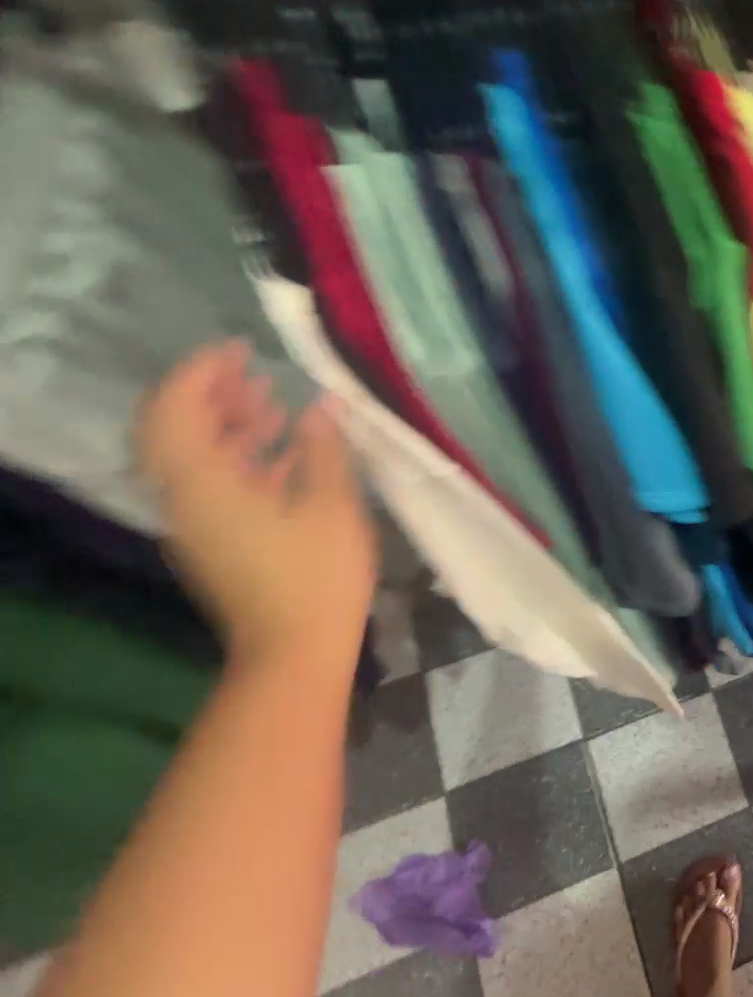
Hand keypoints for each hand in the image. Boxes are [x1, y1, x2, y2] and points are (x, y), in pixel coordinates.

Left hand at [138, 340, 375, 665]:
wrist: (295, 647)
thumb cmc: (318, 574)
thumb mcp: (333, 505)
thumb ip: (323, 449)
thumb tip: (320, 406)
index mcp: (201, 482)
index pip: (175, 409)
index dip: (201, 373)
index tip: (238, 349)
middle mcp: (183, 497)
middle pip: (176, 431)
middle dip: (211, 395)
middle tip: (255, 371)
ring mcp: (196, 522)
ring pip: (195, 458)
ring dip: (226, 425)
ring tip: (273, 404)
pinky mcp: (216, 540)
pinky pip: (214, 483)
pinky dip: (239, 457)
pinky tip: (283, 454)